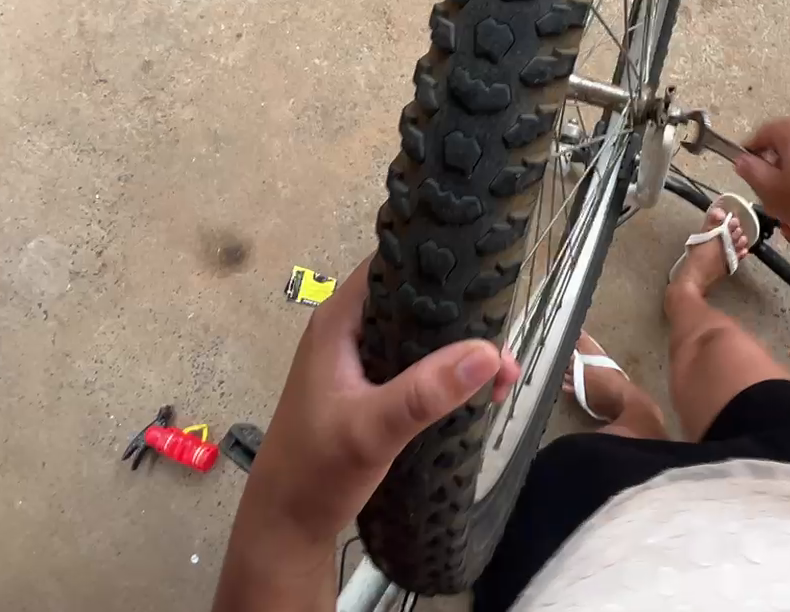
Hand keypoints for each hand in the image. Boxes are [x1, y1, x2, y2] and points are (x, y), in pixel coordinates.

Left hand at [216, 259, 516, 608]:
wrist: (284, 532)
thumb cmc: (314, 473)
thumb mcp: (371, 430)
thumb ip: (426, 392)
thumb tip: (489, 351)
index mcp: (340, 320)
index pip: (391, 263)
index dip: (434, 258)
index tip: (482, 265)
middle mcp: (351, 328)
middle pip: (413, 297)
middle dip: (461, 310)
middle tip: (505, 326)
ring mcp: (360, 358)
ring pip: (420, 332)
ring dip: (460, 346)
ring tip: (503, 368)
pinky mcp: (371, 385)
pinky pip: (418, 361)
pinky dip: (448, 369)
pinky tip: (479, 388)